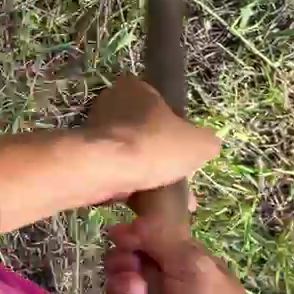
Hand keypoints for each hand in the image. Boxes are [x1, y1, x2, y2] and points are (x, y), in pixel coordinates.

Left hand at [84, 75, 220, 197]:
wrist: (108, 167)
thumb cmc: (156, 144)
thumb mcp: (200, 142)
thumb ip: (205, 140)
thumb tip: (202, 145)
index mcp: (133, 88)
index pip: (159, 102)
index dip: (176, 124)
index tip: (186, 146)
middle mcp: (110, 103)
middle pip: (147, 132)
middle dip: (166, 157)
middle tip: (182, 178)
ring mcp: (96, 130)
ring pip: (134, 154)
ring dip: (153, 176)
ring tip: (174, 199)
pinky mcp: (88, 154)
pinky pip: (119, 170)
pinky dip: (135, 186)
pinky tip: (153, 205)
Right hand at [102, 217, 293, 293]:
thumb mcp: (194, 265)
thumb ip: (156, 235)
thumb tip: (116, 229)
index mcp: (183, 263)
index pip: (140, 241)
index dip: (130, 244)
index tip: (132, 252)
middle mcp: (165, 284)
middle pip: (122, 264)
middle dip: (124, 274)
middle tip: (140, 289)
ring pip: (115, 292)